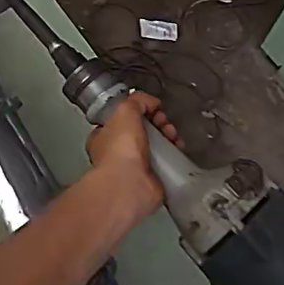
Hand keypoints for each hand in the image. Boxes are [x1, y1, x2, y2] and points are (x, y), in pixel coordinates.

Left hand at [83, 92, 179, 221]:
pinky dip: (175, 152)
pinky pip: (167, 160)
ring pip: (157, 144)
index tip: (152, 108)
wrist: (130, 184)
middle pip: (144, 130)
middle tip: (164, 122)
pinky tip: (179, 147)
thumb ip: (138, 100)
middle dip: (158, 122)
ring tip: (172, 135)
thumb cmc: (120, 146)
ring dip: (168, 135)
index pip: (124, 118)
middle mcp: (118, 152)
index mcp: (104, 136)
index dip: (140, 111)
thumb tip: (153, 102)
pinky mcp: (154, 178)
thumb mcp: (124, 110)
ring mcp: (136, 167)